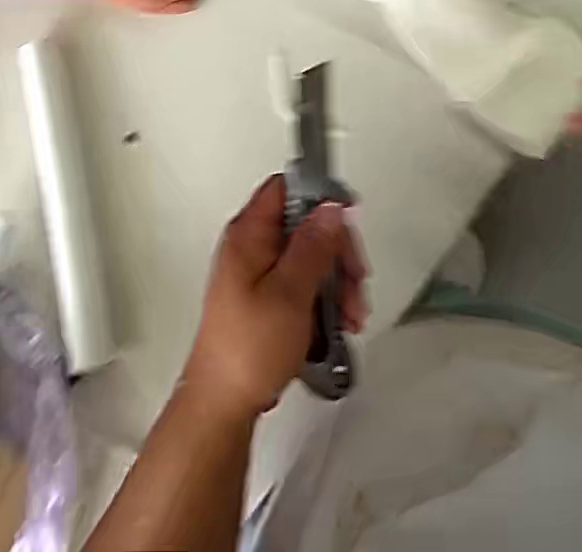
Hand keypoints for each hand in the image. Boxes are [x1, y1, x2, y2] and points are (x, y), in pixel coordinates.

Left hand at [180, 176, 366, 420]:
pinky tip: (337, 324)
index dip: (319, 195)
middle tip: (354, 283)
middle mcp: (251, 246)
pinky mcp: (267, 296)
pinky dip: (325, 299)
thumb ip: (313, 247)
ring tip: (349, 315)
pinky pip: (303, 283)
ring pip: (310, 257)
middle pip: (305, 225)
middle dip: (337, 253)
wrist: (227, 393)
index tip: (349, 218)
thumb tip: (329, 209)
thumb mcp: (291, 291)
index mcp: (248, 234)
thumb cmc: (251, 344)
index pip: (284, 189)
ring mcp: (258, 271)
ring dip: (337, 282)